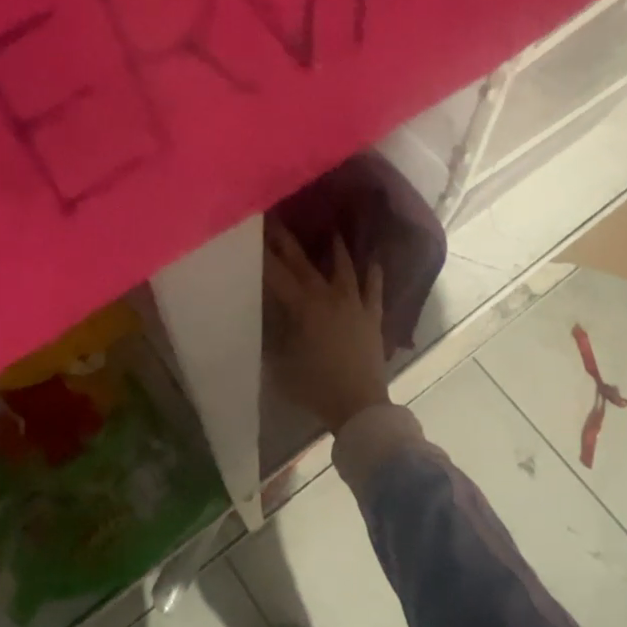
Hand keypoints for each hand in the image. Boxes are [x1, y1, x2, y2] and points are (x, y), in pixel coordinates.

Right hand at [264, 221, 390, 431]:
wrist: (359, 406)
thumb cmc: (315, 387)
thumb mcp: (281, 363)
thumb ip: (272, 336)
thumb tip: (264, 319)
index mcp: (302, 307)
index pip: (276, 273)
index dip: (263, 253)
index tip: (252, 232)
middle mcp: (328, 297)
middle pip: (304, 263)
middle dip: (287, 242)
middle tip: (276, 220)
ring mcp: (354, 304)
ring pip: (343, 268)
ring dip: (336, 249)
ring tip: (332, 232)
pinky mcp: (372, 316)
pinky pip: (373, 289)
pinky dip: (373, 274)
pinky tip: (374, 262)